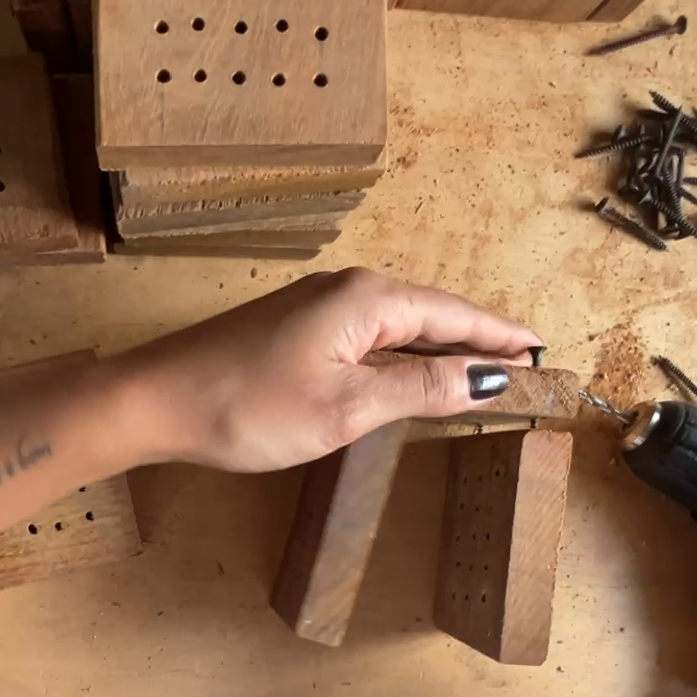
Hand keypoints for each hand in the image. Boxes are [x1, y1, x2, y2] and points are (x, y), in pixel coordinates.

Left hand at [111, 268, 541, 470]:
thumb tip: (488, 378)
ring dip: (434, 346)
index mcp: (367, 300)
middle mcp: (344, 290)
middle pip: (426, 314)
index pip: (453, 314)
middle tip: (519, 360)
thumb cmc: (251, 407)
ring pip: (392, 326)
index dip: (498, 335)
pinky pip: (362, 337)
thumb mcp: (346, 406)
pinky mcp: (290, 328)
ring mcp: (313, 307)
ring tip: (474, 367)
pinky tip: (401, 371)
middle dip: (472, 338)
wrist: (156, 401)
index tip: (540, 348)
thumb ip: (419, 389)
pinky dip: (394, 355)